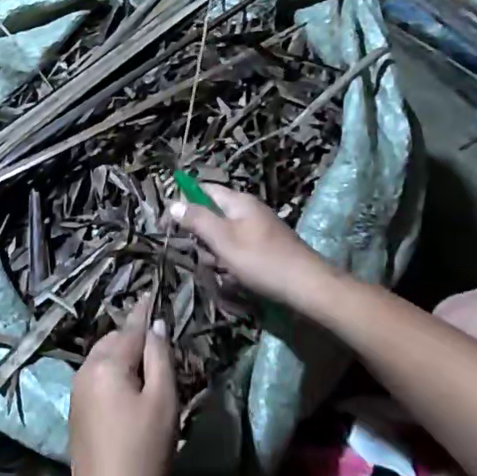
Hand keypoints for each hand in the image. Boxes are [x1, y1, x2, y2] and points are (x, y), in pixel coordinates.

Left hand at [68, 294, 177, 475]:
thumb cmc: (145, 450)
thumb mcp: (163, 401)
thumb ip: (159, 358)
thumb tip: (156, 326)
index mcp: (106, 363)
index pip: (130, 328)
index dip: (144, 311)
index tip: (152, 292)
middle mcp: (85, 369)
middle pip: (113, 340)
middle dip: (133, 334)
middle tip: (158, 335)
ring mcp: (77, 390)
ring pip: (102, 357)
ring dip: (122, 352)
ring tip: (147, 357)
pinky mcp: (77, 409)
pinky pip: (97, 376)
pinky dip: (114, 370)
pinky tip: (129, 384)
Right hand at [168, 182, 332, 304]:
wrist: (306, 285)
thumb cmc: (261, 260)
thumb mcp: (222, 239)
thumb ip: (197, 220)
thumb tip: (174, 204)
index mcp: (238, 201)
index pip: (203, 189)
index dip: (184, 202)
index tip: (170, 224)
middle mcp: (248, 210)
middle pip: (211, 215)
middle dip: (202, 237)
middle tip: (205, 255)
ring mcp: (257, 229)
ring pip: (222, 236)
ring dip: (215, 253)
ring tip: (222, 269)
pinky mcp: (264, 247)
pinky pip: (236, 249)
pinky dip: (230, 261)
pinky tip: (235, 276)